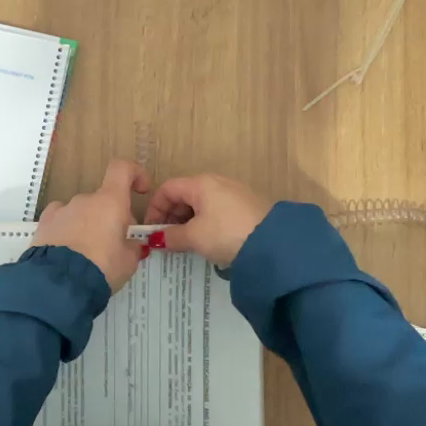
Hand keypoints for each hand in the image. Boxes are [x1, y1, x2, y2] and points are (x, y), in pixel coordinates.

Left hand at [34, 159, 151, 290]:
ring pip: (82, 212)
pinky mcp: (44, 223)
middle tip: (114, 246)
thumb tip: (132, 243)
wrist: (59, 284)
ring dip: (88, 225)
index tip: (140, 190)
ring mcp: (62, 209)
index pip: (122, 169)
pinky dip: (66, 229)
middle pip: (103, 200)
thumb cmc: (102, 269)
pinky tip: (67, 249)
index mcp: (110, 202)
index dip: (134, 174)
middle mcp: (85, 199)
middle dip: (111, 218)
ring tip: (87, 254)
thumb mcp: (128, 262)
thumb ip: (133, 247)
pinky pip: (61, 220)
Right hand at [143, 174, 269, 267]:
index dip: (154, 208)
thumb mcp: (194, 237)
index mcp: (200, 183)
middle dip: (171, 217)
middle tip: (167, 239)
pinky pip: (216, 210)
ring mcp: (234, 193)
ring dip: (188, 222)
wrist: (273, 243)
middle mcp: (217, 182)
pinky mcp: (246, 206)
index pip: (167, 189)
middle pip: (184, 195)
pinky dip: (205, 223)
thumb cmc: (226, 234)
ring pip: (201, 204)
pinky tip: (208, 241)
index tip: (151, 231)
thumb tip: (155, 240)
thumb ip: (170, 237)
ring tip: (186, 243)